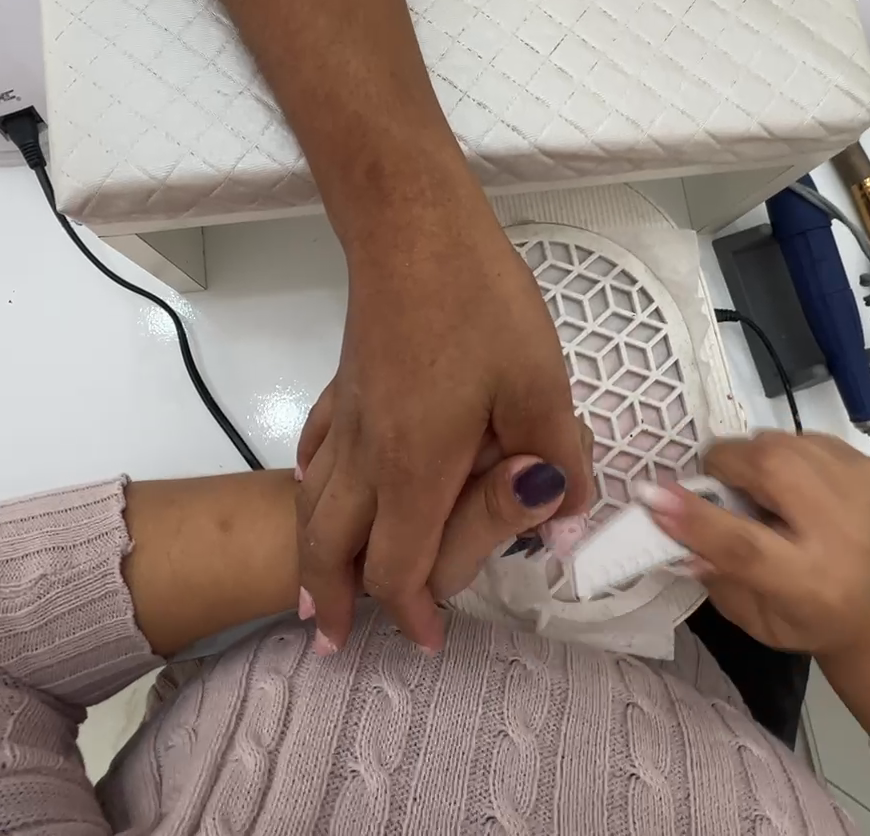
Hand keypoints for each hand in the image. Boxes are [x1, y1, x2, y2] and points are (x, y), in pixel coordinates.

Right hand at [296, 202, 592, 651]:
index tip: (428, 638)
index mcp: (416, 467)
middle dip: (339, 600)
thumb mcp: (541, 383)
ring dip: (312, 557)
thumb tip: (560, 521)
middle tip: (342, 635)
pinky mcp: (342, 384)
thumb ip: (556, 460)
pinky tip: (315, 487)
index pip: (399, 566)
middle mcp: (367, 455)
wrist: (414, 230)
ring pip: (311, 507)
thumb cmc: (481, 307)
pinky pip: (311, 452)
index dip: (413, 609)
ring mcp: (346, 418)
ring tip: (315, 591)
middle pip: (331, 548)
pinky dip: (309, 488)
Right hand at [639, 432, 869, 655]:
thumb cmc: (808, 617)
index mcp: (812, 584)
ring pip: (778, 440)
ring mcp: (860, 489)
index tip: (650, 496)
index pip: (744, 543)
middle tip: (718, 488)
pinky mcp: (866, 464)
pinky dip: (779, 453)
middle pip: (771, 468)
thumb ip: (711, 572)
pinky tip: (790, 487)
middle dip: (726, 466)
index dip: (694, 516)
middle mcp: (844, 531)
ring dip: (751, 458)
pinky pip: (797, 436)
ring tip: (759, 492)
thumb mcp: (754, 616)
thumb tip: (669, 521)